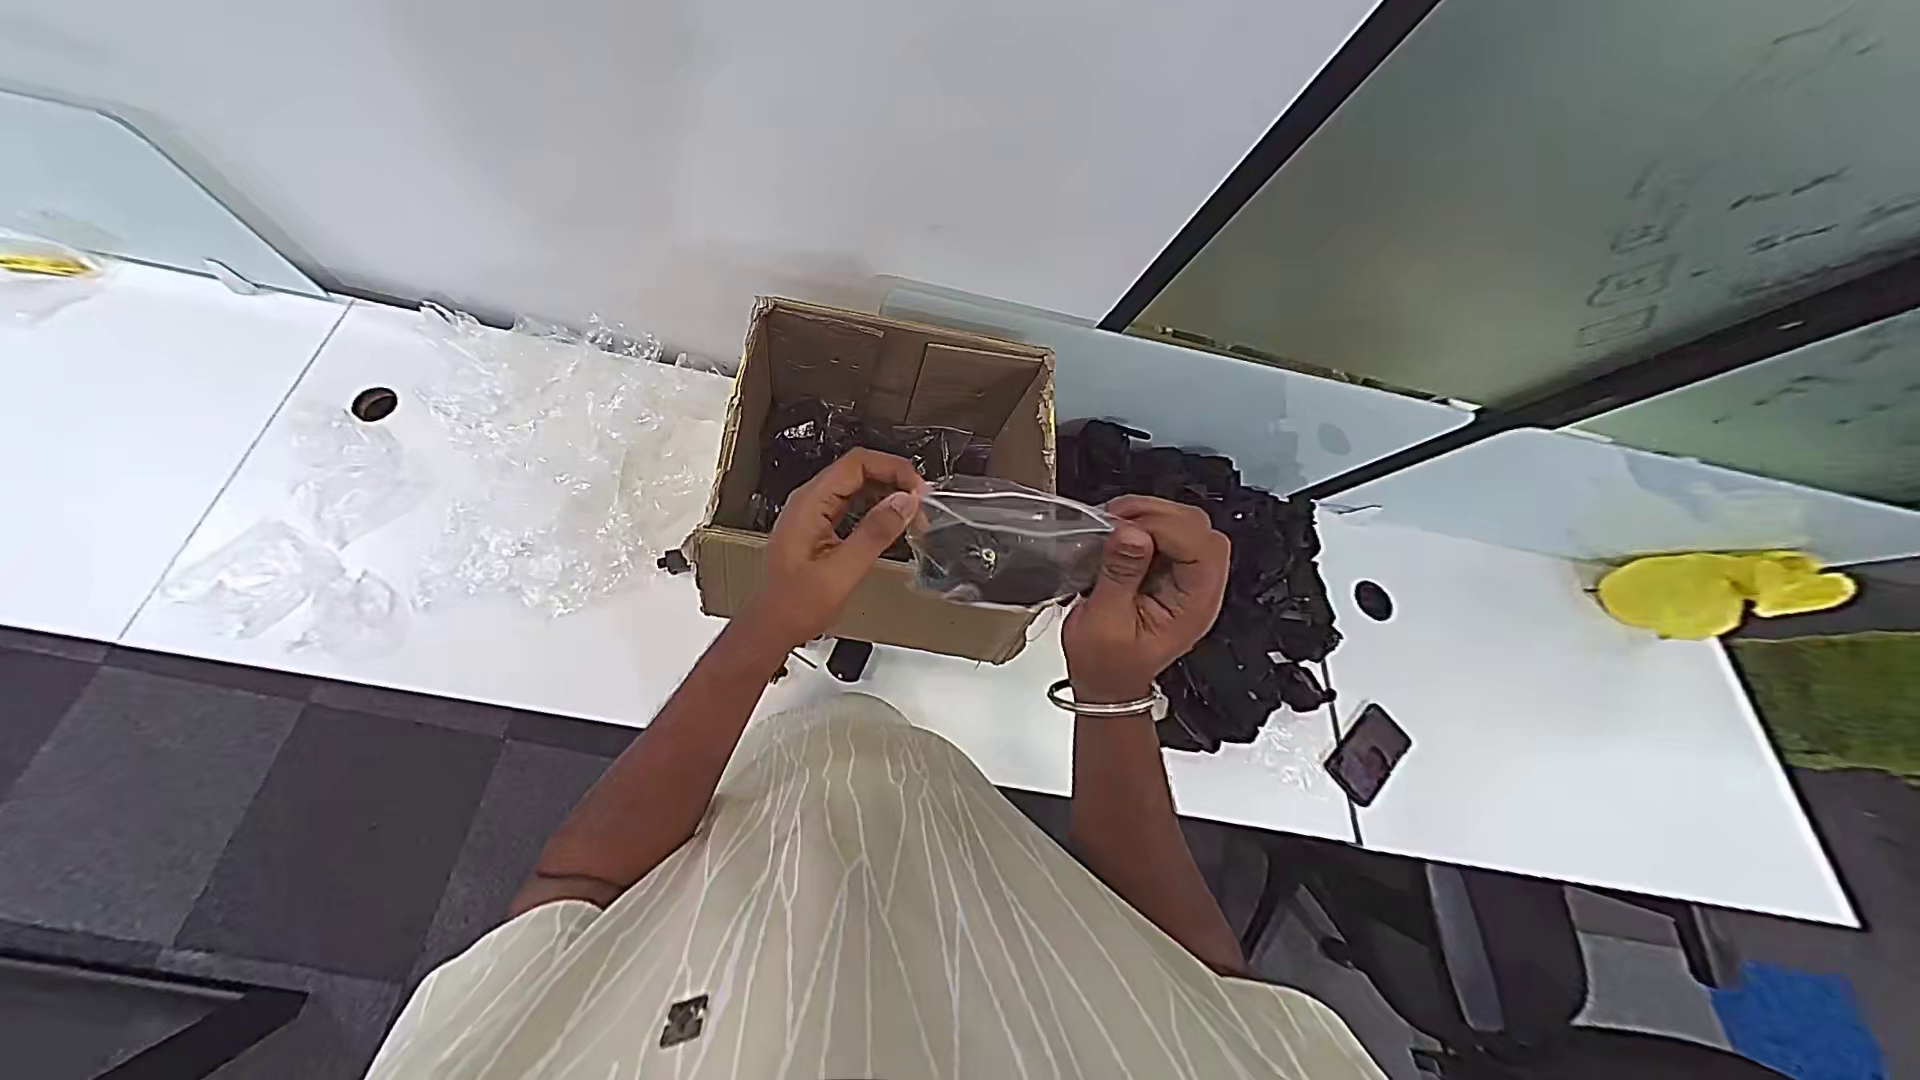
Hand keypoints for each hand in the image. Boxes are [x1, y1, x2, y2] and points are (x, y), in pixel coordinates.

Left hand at [749, 448, 924, 649]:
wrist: (773, 628)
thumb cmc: (794, 606)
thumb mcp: (841, 571)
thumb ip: (874, 533)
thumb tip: (903, 502)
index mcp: (809, 504)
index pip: (856, 463)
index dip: (892, 468)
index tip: (917, 488)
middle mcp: (809, 503)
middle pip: (858, 470)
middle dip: (894, 479)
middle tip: (921, 501)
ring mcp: (814, 514)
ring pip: (857, 486)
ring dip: (888, 493)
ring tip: (912, 511)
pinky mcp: (821, 528)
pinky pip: (853, 504)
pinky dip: (877, 508)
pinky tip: (893, 521)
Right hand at [1062, 496, 1229, 703]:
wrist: (1106, 682)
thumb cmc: (1106, 665)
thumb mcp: (1103, 622)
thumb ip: (1119, 576)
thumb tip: (1130, 533)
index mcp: (1193, 605)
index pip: (1201, 547)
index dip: (1164, 528)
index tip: (1123, 530)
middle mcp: (1197, 587)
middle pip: (1198, 528)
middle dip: (1155, 515)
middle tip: (1114, 520)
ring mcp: (1183, 576)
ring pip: (1183, 523)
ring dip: (1146, 515)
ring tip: (1110, 524)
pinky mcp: (1166, 568)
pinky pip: (1163, 531)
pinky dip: (1138, 522)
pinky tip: (1115, 531)